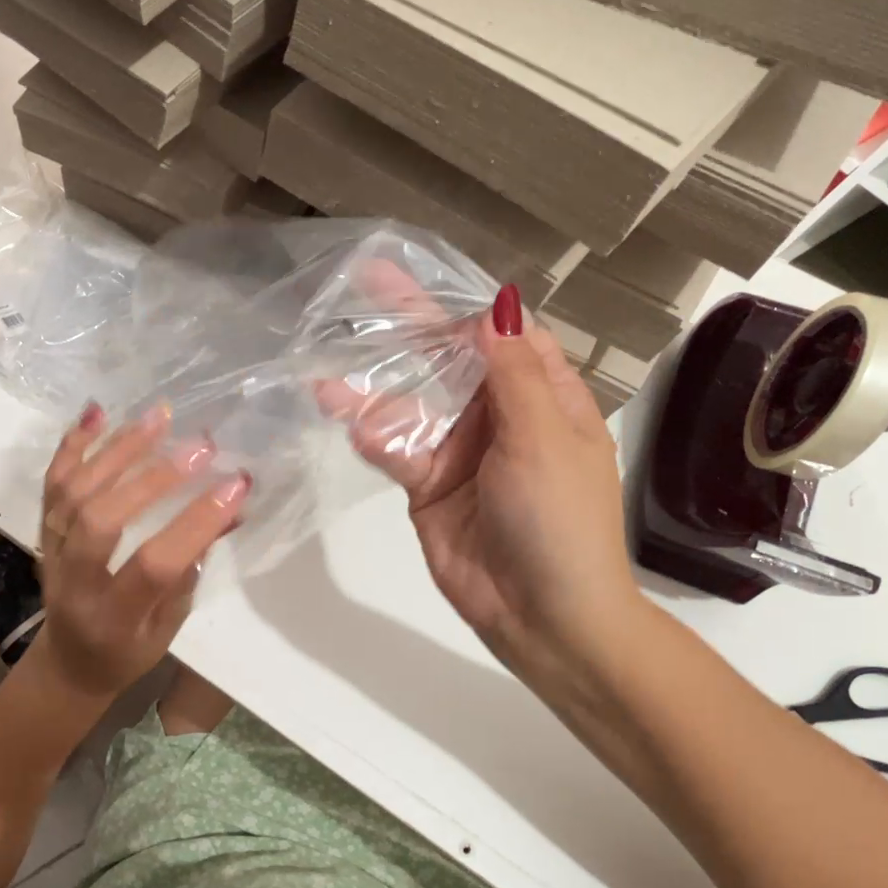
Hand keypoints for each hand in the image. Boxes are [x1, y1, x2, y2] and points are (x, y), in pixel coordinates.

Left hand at [35, 403, 250, 696]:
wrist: (68, 662)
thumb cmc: (127, 652)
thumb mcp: (168, 629)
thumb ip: (191, 573)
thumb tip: (228, 511)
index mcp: (114, 618)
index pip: (154, 566)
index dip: (194, 524)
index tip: (236, 485)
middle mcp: (74, 582)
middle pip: (102, 521)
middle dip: (152, 479)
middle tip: (199, 446)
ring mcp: (52, 553)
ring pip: (73, 494)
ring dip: (117, 450)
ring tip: (159, 417)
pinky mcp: (42, 533)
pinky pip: (51, 484)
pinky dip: (72, 445)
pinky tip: (98, 413)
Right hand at [322, 268, 640, 672]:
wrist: (541, 613)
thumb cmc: (559, 519)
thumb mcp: (545, 437)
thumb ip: (511, 374)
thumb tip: (494, 305)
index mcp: (545, 398)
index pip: (503, 334)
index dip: (464, 303)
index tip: (421, 274)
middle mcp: (499, 417)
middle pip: (449, 360)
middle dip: (409, 328)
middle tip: (360, 288)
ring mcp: (459, 452)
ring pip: (412, 403)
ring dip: (375, 386)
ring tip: (328, 369)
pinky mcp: (426, 486)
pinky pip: (396, 448)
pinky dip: (374, 435)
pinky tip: (348, 419)